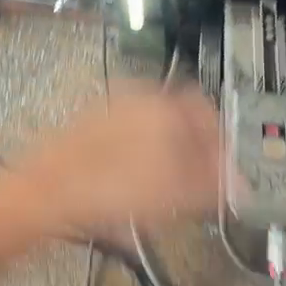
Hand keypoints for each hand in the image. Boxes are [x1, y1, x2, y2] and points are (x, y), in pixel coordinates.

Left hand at [0, 85, 221, 239]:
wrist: (48, 190)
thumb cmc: (104, 187)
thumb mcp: (173, 190)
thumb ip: (212, 181)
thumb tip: (237, 180)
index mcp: (160, 102)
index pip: (206, 109)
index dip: (220, 141)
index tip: (223, 167)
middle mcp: (137, 94)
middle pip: (180, 114)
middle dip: (193, 145)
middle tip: (199, 178)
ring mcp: (111, 104)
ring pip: (154, 123)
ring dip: (168, 148)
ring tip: (168, 184)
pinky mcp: (93, 121)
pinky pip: (130, 130)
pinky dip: (142, 149)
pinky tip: (136, 178)